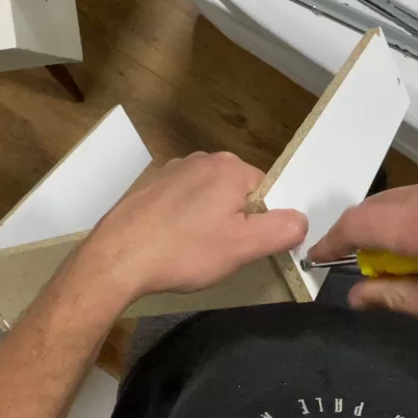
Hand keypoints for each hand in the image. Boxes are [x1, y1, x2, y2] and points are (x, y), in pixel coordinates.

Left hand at [69, 152, 307, 305]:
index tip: (245, 247)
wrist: (117, 258)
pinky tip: (171, 242)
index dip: (262, 223)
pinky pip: (183, 202)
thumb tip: (301, 219)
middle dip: (234, 221)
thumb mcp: (243, 247)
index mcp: (231, 167)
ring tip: (192, 250)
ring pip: (209, 198)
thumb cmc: (184, 251)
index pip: (268, 191)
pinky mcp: (152, 186)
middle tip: (218, 252)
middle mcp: (203, 159)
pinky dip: (184, 221)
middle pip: (238, 193)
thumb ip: (282, 229)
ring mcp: (174, 170)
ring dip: (208, 222)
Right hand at [307, 167, 417, 333]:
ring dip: (390, 226)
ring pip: (402, 198)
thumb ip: (394, 298)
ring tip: (408, 262)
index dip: (331, 242)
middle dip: (359, 235)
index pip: (357, 224)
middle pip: (375, 207)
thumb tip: (355, 296)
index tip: (316, 260)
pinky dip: (417, 215)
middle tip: (364, 270)